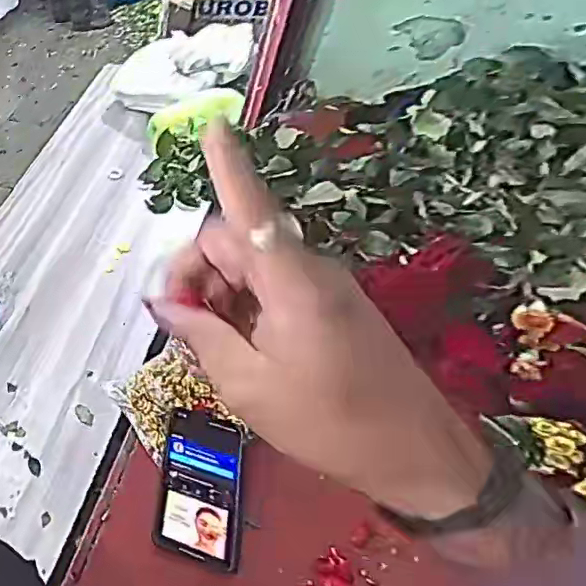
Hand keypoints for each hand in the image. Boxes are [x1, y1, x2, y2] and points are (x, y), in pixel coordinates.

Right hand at [146, 120, 494, 519]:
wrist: (419, 457)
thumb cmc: (333, 424)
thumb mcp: (247, 386)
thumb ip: (200, 335)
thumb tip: (166, 306)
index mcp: (291, 284)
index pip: (251, 209)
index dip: (229, 166)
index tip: (215, 128)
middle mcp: (308, 270)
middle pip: (232, 241)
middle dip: (195, 272)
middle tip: (181, 322)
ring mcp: (321, 285)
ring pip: (247, 264)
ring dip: (216, 293)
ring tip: (213, 344)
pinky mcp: (327, 303)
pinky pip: (269, 285)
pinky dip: (241, 306)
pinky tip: (239, 344)